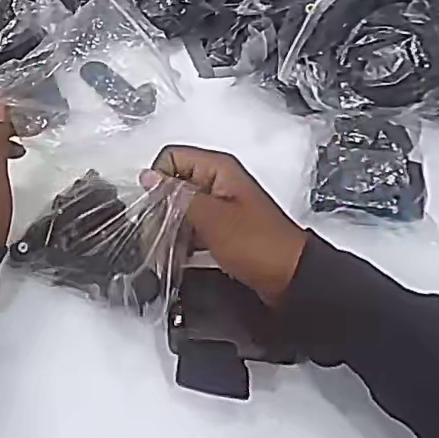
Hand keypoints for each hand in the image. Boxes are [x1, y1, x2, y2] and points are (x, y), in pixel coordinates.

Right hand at [144, 146, 305, 305]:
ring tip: (167, 248)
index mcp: (218, 169)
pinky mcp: (221, 228)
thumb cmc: (259, 244)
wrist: (290, 279)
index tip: (156, 205)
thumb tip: (149, 178)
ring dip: (170, 226)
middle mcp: (218, 182)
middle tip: (158, 230)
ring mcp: (220, 206)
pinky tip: (178, 256)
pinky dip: (183, 239)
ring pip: (180, 207)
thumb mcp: (210, 216)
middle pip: (174, 183)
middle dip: (162, 206)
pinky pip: (192, 226)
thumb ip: (176, 195)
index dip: (159, 180)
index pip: (171, 158)